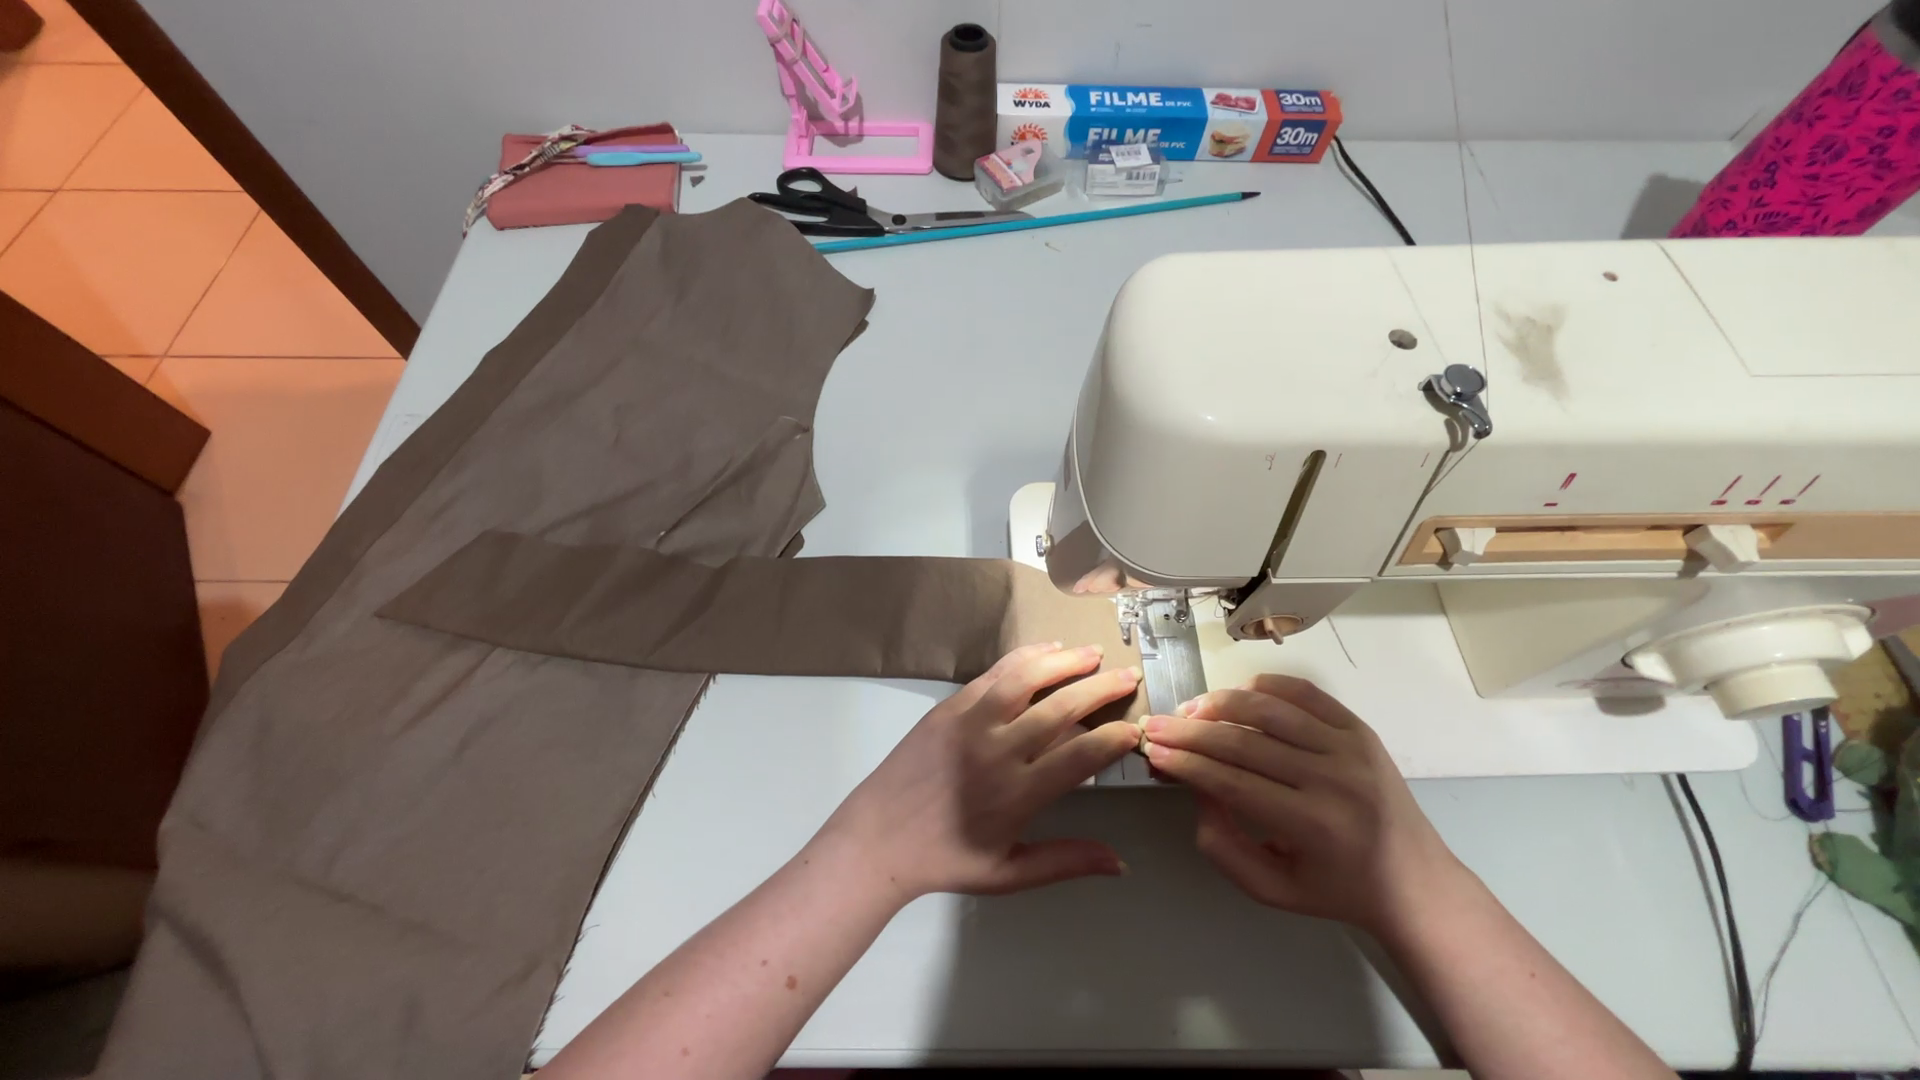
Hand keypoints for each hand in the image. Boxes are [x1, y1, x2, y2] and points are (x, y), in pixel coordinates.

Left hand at [815, 643, 1141, 902]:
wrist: (877, 839)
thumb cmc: (945, 860)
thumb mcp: (1007, 874)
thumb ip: (1064, 862)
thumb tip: (1120, 863)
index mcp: (1018, 794)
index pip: (1081, 756)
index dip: (1114, 738)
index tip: (1136, 729)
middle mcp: (998, 751)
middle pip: (1061, 708)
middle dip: (1100, 688)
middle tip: (1128, 675)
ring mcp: (971, 723)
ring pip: (1026, 679)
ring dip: (1064, 662)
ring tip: (1092, 653)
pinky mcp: (949, 708)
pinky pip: (993, 675)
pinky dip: (1023, 658)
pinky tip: (1045, 650)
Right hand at [1141, 675, 1462, 935]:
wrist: (1415, 881)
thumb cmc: (1335, 889)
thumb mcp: (1271, 889)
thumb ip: (1222, 846)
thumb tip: (1195, 789)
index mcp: (1312, 825)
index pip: (1232, 782)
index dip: (1186, 764)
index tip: (1153, 752)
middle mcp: (1332, 779)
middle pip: (1244, 741)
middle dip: (1190, 731)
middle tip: (1155, 725)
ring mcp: (1350, 748)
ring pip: (1270, 709)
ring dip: (1220, 703)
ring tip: (1190, 709)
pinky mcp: (1360, 729)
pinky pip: (1304, 693)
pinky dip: (1265, 686)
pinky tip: (1237, 695)